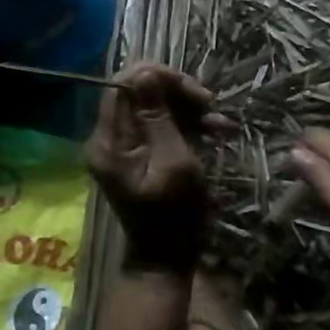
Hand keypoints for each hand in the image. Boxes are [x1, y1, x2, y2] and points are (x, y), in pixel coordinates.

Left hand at [84, 63, 231, 270]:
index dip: (158, 77)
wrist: (167, 257)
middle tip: (210, 105)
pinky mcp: (139, 151)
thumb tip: (145, 73)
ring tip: (220, 123)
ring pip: (154, 106)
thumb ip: (159, 118)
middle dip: (178, 93)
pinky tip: (215, 131)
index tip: (194, 91)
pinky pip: (161, 124)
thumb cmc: (174, 214)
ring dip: (188, 109)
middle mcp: (109, 137)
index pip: (124, 86)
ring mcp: (124, 145)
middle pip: (139, 92)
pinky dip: (187, 124)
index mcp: (109, 141)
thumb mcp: (173, 162)